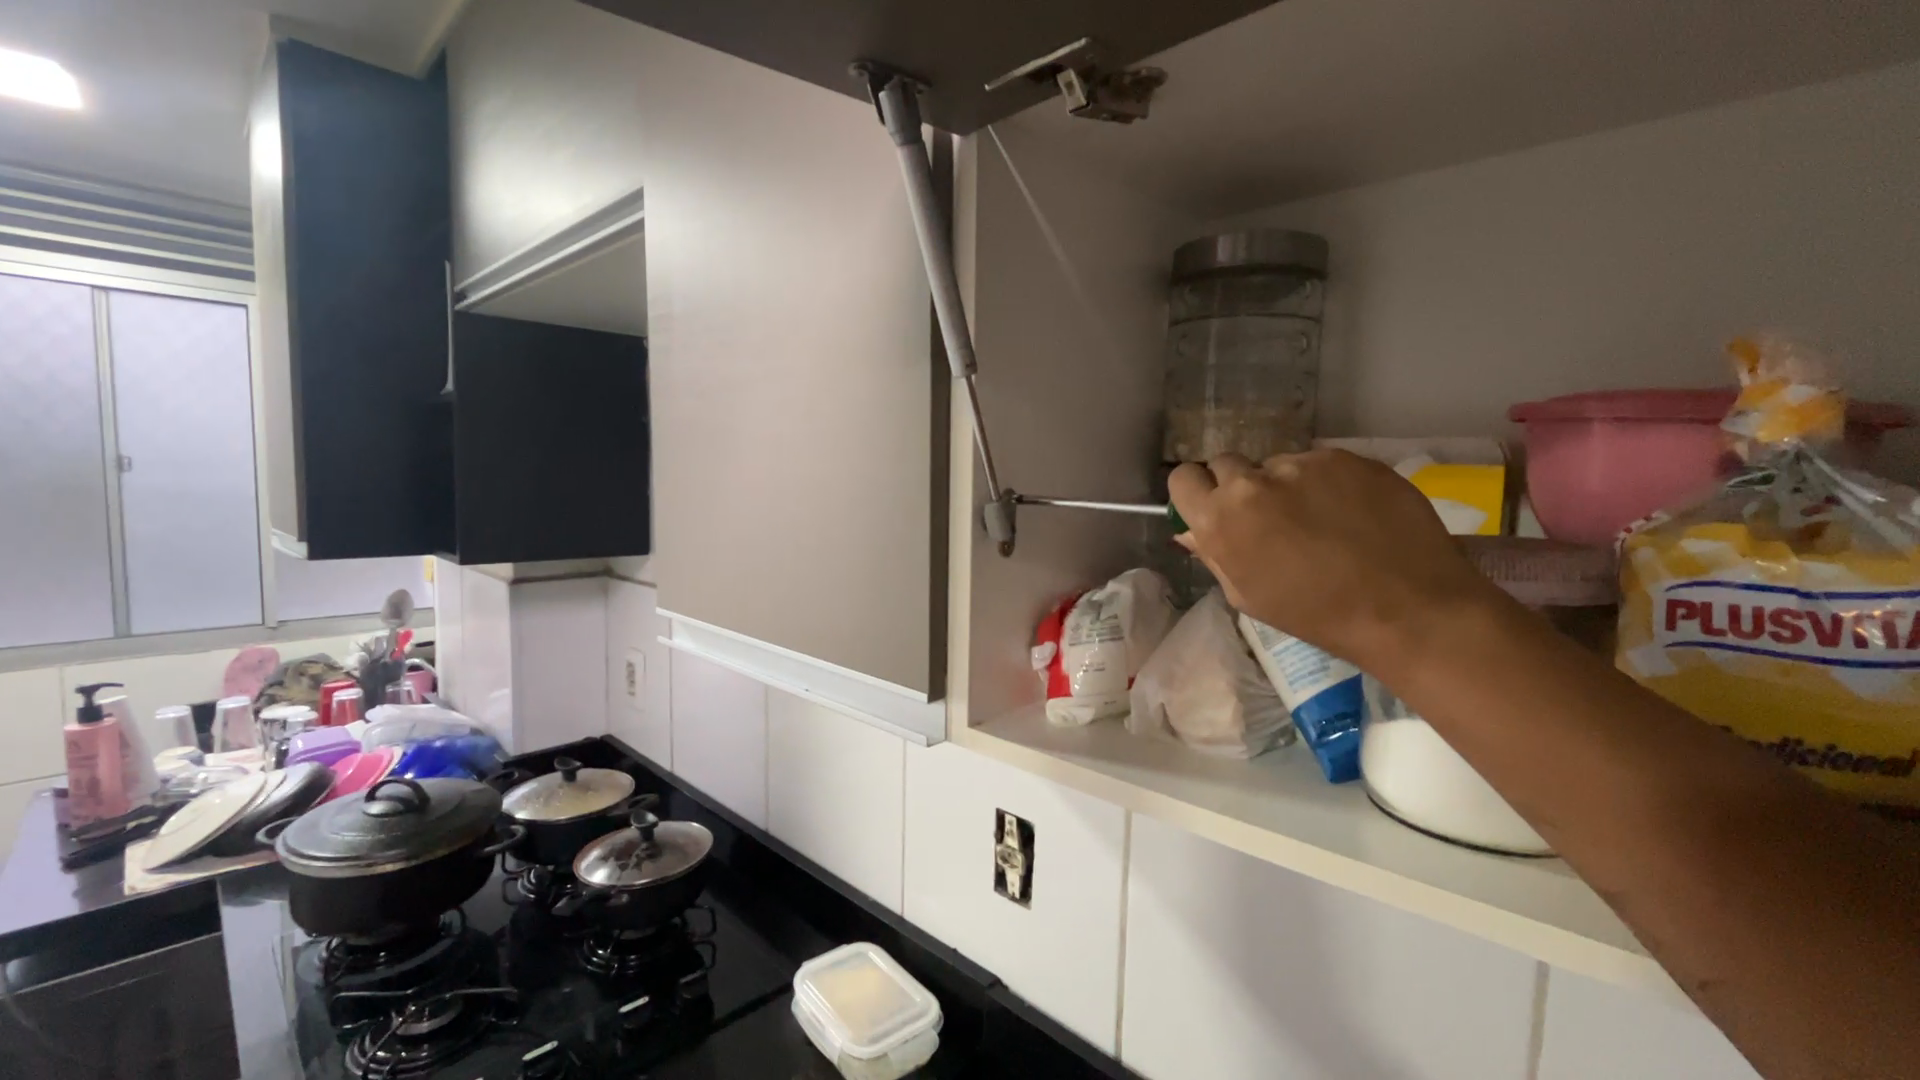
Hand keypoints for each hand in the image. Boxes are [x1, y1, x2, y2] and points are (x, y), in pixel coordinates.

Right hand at [1168, 450, 1499, 670]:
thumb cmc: (1317, 616)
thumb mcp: (1249, 597)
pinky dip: (1328, 484)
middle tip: (1269, 518)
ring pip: (1278, 464)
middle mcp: (1254, 481)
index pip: (1183, 478)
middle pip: (1227, 464)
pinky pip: (1321, 464)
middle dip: (1239, 486)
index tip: (1214, 509)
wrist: (1408, 608)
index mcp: (1221, 520)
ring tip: (1322, 521)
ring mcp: (1303, 464)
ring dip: (1287, 486)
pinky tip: (1352, 514)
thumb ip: (1214, 555)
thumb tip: (1191, 531)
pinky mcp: (1347, 458)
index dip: (1197, 492)